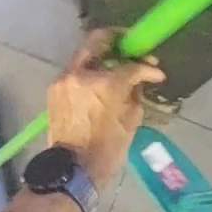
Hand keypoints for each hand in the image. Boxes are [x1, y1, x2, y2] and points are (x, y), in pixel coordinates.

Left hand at [47, 29, 164, 186]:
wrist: (72, 171)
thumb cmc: (106, 150)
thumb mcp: (130, 121)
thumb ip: (135, 93)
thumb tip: (139, 80)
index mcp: (104, 84)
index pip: (130, 66)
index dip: (146, 68)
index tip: (156, 72)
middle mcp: (80, 75)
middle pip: (97, 41)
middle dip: (117, 40)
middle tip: (131, 45)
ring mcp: (64, 80)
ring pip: (85, 56)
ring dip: (101, 56)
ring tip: (116, 65)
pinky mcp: (55, 89)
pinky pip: (75, 72)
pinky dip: (89, 71)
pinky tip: (100, 81)